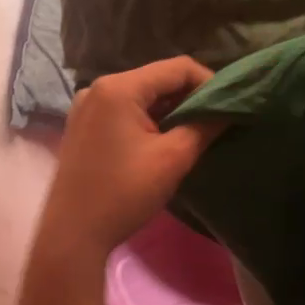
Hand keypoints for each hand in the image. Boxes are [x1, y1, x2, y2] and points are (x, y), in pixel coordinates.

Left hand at [38, 56, 225, 260]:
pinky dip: (151, 117)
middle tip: (215, 120)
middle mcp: (100, 87)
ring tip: (194, 130)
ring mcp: (88, 106)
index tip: (228, 107)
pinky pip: (127, 108)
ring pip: (144, 93)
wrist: (72, 237)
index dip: (210, 82)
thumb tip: (232, 108)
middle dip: (191, 95)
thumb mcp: (174, 158)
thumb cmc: (124, 193)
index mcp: (120, 88)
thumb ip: (206, 125)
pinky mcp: (84, 124)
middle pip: (160, 78)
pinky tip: (164, 139)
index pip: (179, 68)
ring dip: (172, 108)